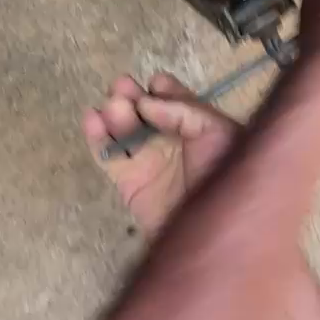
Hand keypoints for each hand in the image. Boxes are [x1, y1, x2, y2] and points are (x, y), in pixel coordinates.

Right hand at [81, 73, 239, 237]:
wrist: (215, 232)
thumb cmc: (227, 178)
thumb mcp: (220, 133)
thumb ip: (186, 111)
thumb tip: (146, 104)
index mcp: (196, 127)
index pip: (173, 98)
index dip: (162, 89)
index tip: (156, 86)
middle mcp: (170, 141)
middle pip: (142, 110)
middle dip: (131, 95)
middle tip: (122, 88)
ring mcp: (148, 161)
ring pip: (123, 129)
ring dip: (115, 113)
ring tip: (113, 107)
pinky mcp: (129, 183)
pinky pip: (108, 156)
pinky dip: (97, 138)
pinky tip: (92, 119)